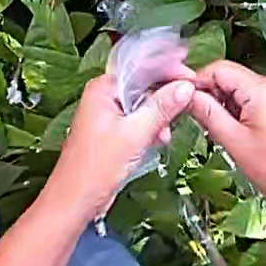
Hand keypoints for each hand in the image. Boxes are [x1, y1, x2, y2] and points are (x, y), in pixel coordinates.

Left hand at [42, 74, 194, 224]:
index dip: (166, 68)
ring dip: (159, 114)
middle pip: (143, 83)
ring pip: (143, 103)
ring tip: (167, 130)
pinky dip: (151, 127)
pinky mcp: (113, 130)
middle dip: (165, 93)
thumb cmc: (94, 167)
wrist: (76, 200)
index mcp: (102, 88)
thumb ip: (161, 108)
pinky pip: (138, 119)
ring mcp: (107, 113)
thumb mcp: (135, 134)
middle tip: (188, 98)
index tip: (189, 74)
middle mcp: (103, 96)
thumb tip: (184, 87)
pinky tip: (159, 139)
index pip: (139, 65)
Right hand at [188, 61, 265, 231]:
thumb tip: (186, 95)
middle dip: (209, 96)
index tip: (183, 100)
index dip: (196, 82)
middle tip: (199, 120)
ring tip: (220, 132)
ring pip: (237, 89)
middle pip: (227, 77)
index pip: (217, 69)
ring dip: (222, 106)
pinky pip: (250, 100)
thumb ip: (206, 112)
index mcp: (261, 88)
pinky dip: (236, 112)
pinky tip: (235, 134)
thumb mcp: (233, 140)